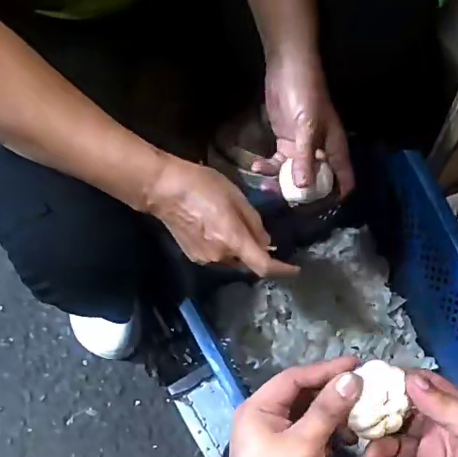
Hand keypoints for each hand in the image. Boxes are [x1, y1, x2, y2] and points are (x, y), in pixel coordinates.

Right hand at [145, 155, 297, 277]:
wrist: (162, 189)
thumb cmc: (201, 185)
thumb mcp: (236, 197)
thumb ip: (254, 223)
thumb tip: (266, 243)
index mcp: (234, 240)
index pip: (264, 266)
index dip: (282, 270)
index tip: (295, 271)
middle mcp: (221, 257)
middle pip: (248, 263)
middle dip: (257, 253)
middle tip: (256, 233)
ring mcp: (205, 260)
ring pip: (233, 260)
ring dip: (239, 249)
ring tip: (231, 225)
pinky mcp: (194, 257)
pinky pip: (218, 257)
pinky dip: (224, 248)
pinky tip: (215, 228)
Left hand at [216, 356, 362, 456]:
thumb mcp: (306, 443)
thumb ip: (328, 409)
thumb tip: (352, 378)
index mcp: (258, 407)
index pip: (295, 377)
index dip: (327, 369)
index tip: (358, 365)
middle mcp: (260, 416)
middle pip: (299, 394)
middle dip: (331, 391)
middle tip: (363, 388)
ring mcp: (268, 435)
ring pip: (304, 413)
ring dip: (330, 413)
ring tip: (358, 414)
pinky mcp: (278, 453)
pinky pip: (304, 432)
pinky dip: (324, 431)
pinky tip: (344, 438)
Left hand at [257, 54, 356, 198]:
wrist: (288, 66)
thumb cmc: (305, 94)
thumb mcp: (306, 127)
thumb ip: (304, 158)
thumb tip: (302, 188)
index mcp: (334, 150)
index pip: (344, 181)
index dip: (337, 197)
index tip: (323, 212)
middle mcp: (321, 154)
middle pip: (317, 184)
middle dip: (303, 196)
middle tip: (286, 205)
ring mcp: (302, 149)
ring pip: (295, 176)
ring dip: (281, 184)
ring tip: (265, 188)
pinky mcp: (286, 143)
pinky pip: (279, 163)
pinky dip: (269, 168)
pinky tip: (257, 167)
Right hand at [365, 371, 457, 456]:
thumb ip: (442, 405)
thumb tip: (409, 378)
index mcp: (454, 411)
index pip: (422, 388)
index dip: (396, 383)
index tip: (368, 381)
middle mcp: (437, 430)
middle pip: (400, 417)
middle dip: (378, 418)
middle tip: (355, 422)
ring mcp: (429, 456)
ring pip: (394, 444)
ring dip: (377, 446)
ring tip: (369, 456)